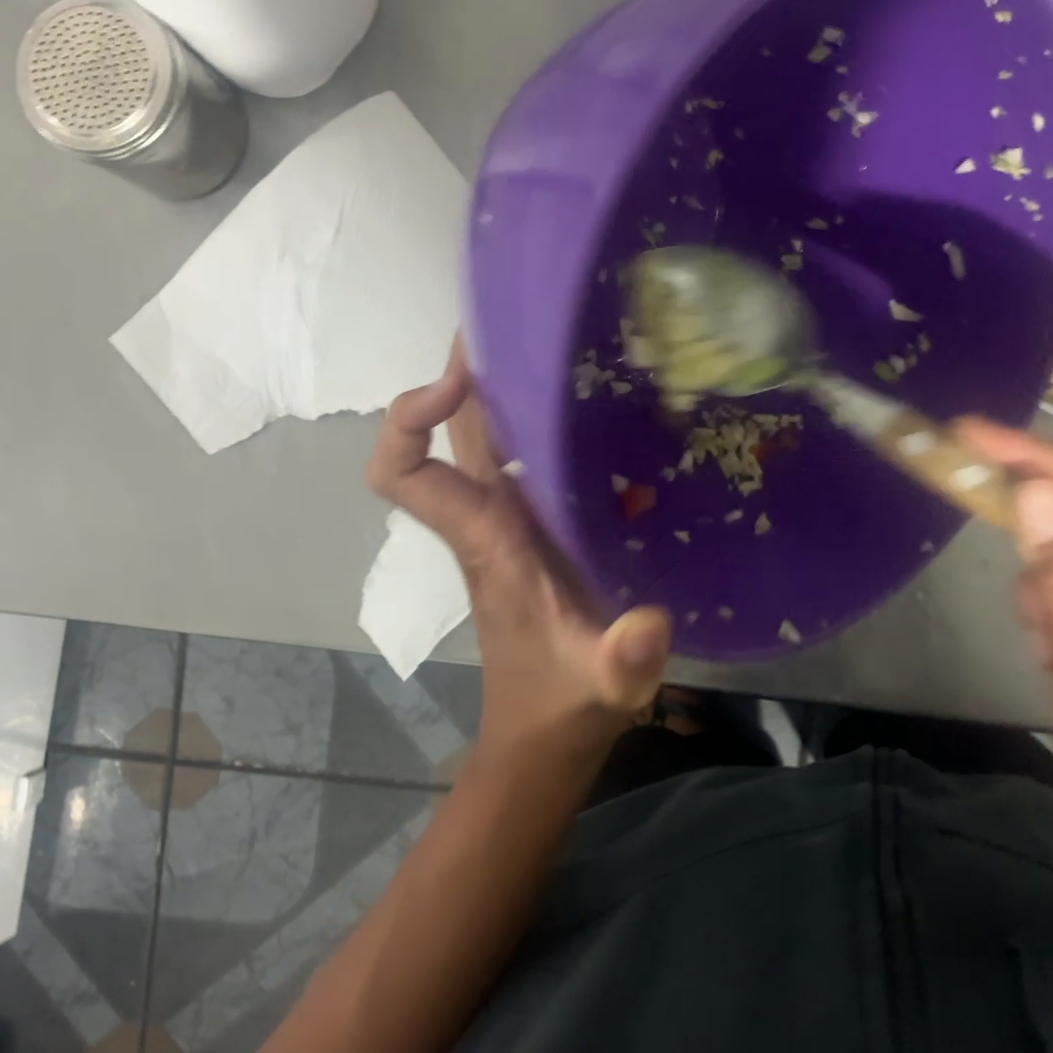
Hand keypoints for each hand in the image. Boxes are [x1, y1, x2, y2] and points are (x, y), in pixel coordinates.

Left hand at [367, 340, 672, 754]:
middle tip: (522, 317)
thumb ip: (622, 661)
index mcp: (486, 541)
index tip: (460, 382)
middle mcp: (489, 520)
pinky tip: (601, 411)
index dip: (408, 418)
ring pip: (487, 441)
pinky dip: (541, 427)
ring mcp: (513, 525)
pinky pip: (527, 463)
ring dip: (507, 392)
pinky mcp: (541, 533)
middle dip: (467, 374)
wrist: (545, 735)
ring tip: (565, 344)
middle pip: (448, 434)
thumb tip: (649, 624)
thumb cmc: (560, 708)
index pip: (404, 471)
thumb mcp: (603, 688)